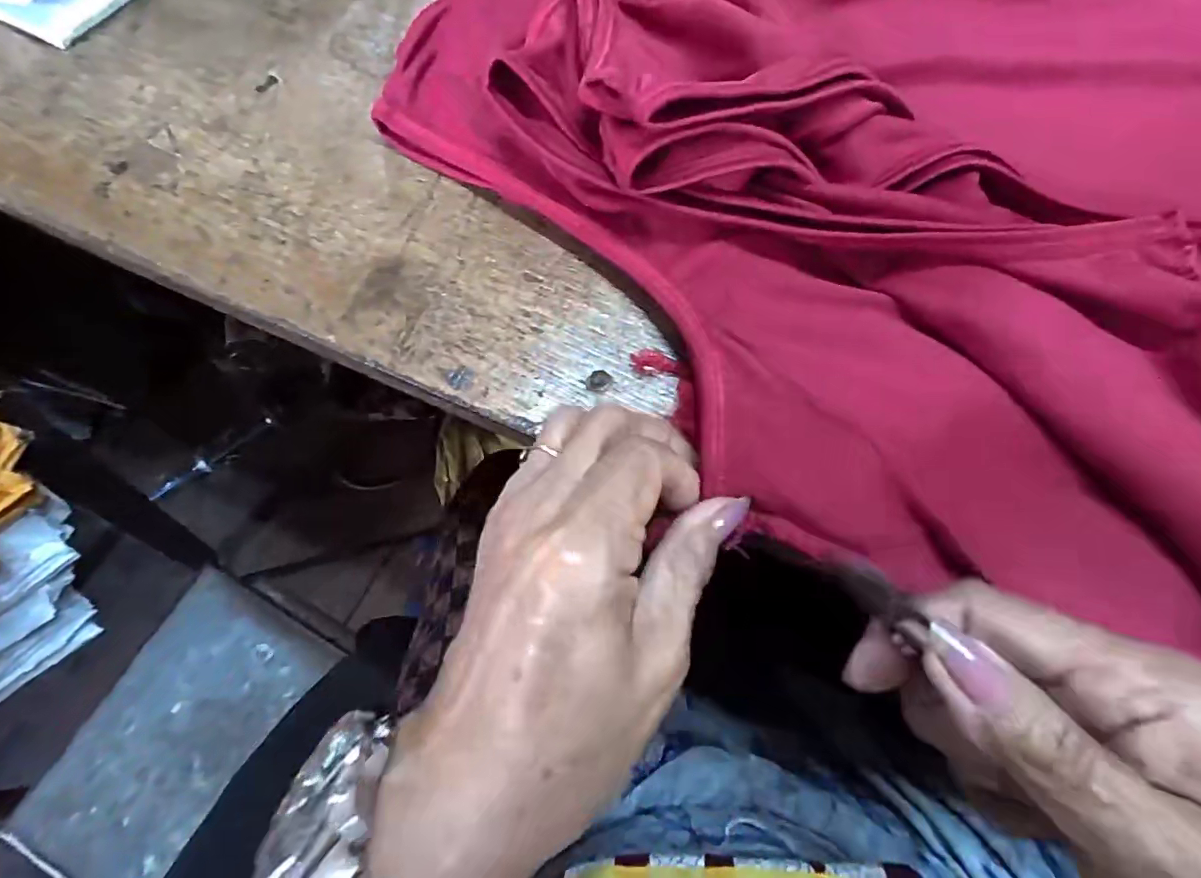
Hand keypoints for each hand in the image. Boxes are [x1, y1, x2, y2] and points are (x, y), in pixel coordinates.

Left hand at [369, 405, 746, 877]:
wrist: (472, 781)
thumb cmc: (577, 736)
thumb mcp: (657, 657)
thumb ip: (689, 564)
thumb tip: (728, 506)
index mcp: (581, 545)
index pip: (642, 454)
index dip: (683, 473)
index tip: (697, 518)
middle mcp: (536, 511)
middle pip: (604, 420)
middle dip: (656, 440)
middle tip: (680, 492)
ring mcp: (506, 512)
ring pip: (569, 422)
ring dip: (617, 438)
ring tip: (645, 486)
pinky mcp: (492, 524)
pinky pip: (541, 452)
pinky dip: (582, 452)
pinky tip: (603, 497)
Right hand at [844, 581, 1200, 877]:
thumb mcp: (1164, 852)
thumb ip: (1050, 751)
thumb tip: (944, 653)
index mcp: (1140, 677)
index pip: (1000, 612)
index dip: (920, 623)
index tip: (860, 675)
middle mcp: (1114, 678)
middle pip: (982, 647)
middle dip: (952, 703)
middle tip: (985, 782)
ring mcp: (1100, 718)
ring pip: (981, 695)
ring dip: (974, 750)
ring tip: (1026, 816)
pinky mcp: (1085, 755)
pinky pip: (1000, 741)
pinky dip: (994, 779)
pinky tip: (1036, 825)